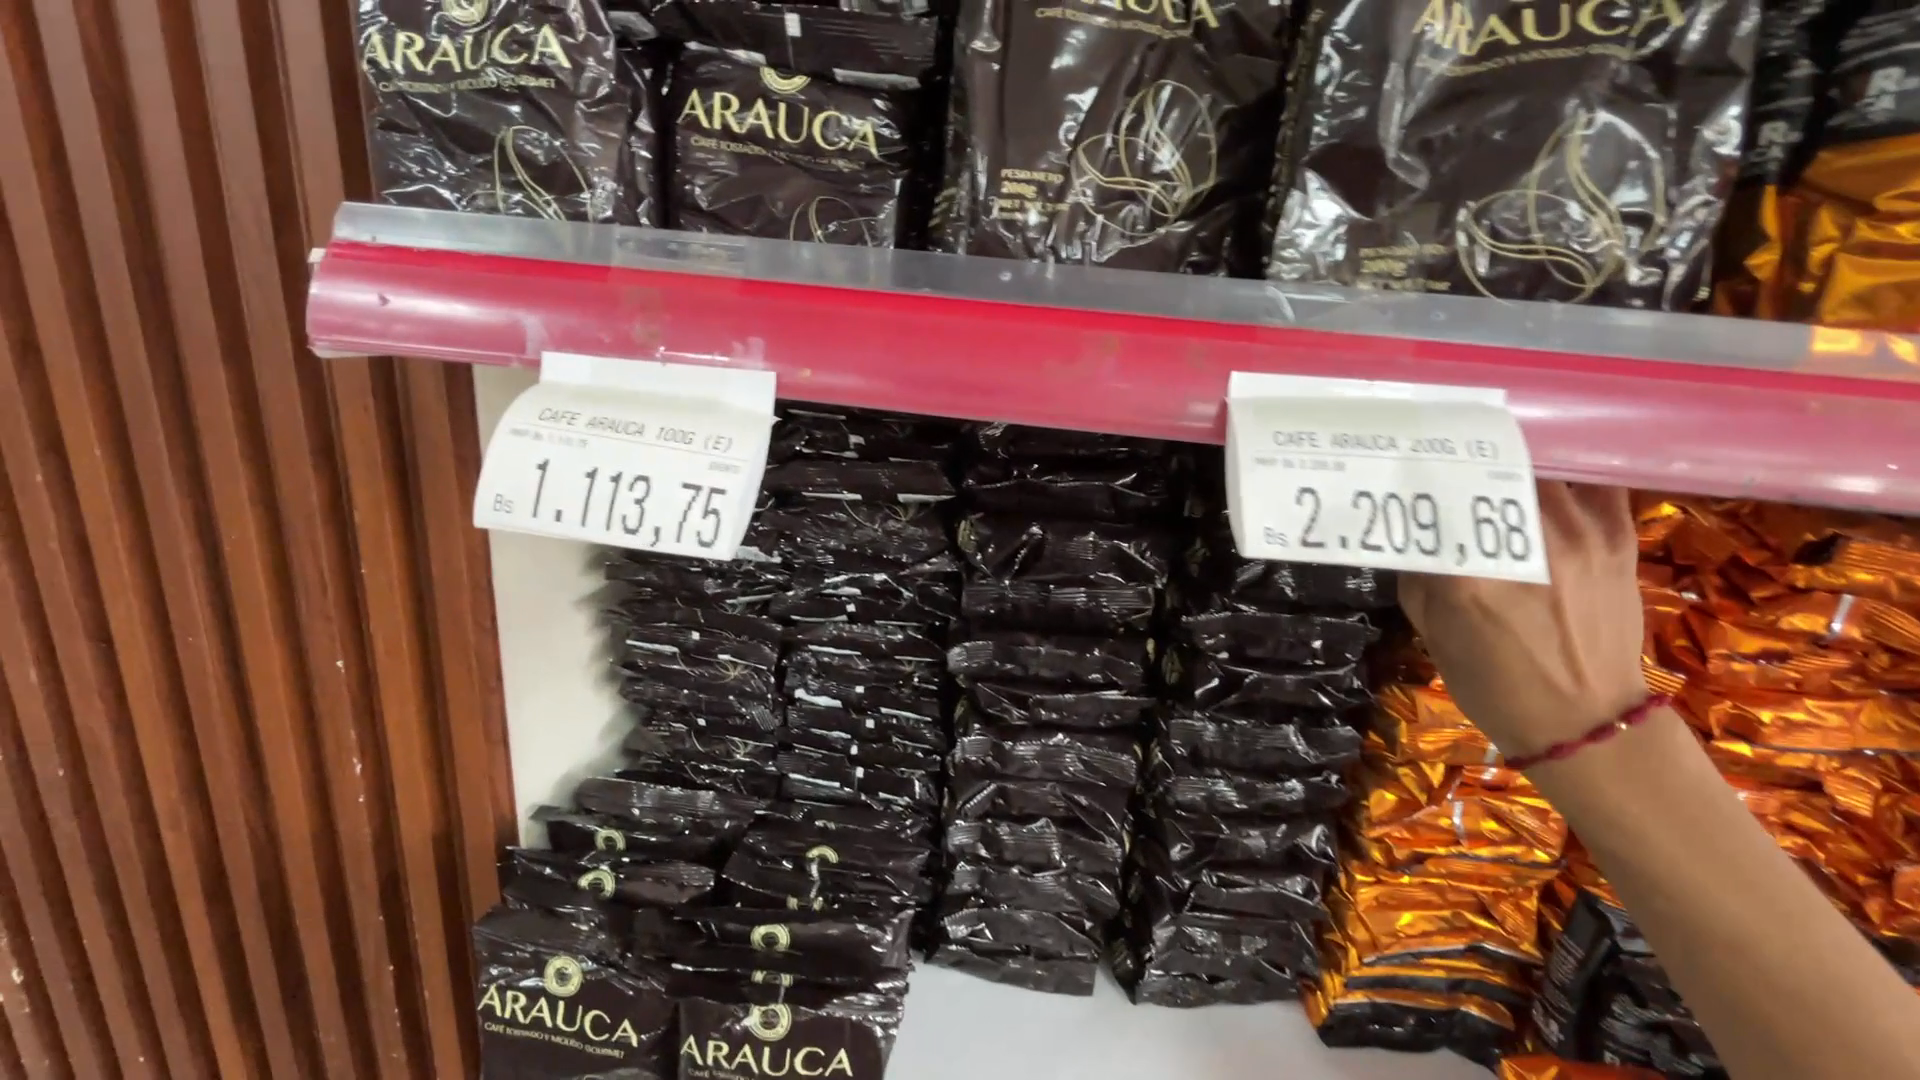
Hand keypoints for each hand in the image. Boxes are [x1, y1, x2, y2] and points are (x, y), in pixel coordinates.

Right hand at [1398, 482, 1649, 758]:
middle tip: (1437, 456)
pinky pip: (1591, 481)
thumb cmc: (1494, 686)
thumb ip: (1419, 574)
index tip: (1398, 469)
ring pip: (1537, 468)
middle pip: (1486, 472)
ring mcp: (1581, 535)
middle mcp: (1529, 545)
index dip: (1414, 480)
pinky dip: (1565, 471)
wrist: (1586, 722)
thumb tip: (1411, 528)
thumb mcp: (1432, 631)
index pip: (1434, 501)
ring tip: (1485, 459)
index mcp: (1471, 577)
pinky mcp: (1618, 536)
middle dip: (1460, 462)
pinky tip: (1542, 471)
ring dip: (1508, 462)